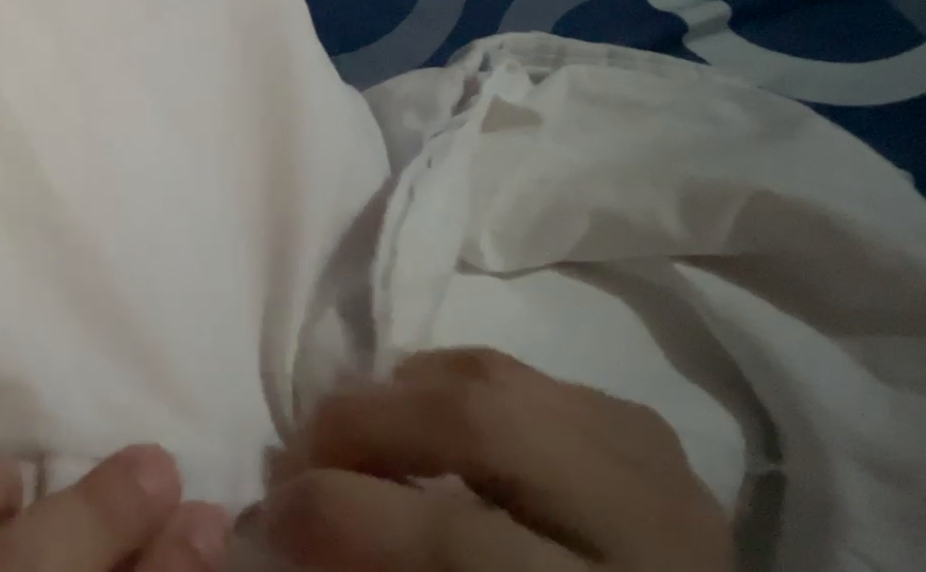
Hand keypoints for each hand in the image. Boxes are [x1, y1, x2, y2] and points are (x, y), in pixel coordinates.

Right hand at [262, 348, 731, 570]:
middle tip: (300, 457)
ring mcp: (657, 467)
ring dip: (398, 393)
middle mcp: (648, 528)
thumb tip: (276, 522)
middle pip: (478, 422)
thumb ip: (374, 568)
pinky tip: (429, 421)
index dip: (333, 514)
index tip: (269, 517)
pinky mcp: (646, 431)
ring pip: (498, 375)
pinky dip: (453, 383)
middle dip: (359, 425)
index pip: (448, 539)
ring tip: (355, 433)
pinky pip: (523, 373)